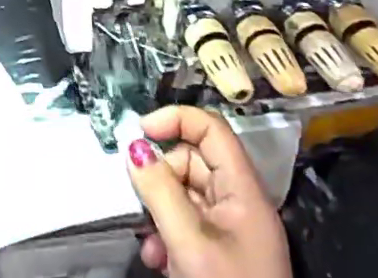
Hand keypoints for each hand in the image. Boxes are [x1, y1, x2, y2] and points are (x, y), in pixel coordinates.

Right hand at [125, 106, 290, 277]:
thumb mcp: (188, 241)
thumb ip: (159, 189)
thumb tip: (134, 147)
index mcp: (244, 193)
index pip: (211, 129)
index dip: (174, 120)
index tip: (140, 133)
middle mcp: (240, 204)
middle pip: (191, 160)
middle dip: (158, 176)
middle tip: (141, 200)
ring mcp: (231, 229)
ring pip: (183, 192)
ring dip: (157, 209)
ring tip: (149, 241)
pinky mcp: (220, 251)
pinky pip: (185, 221)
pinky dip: (165, 231)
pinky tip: (158, 258)